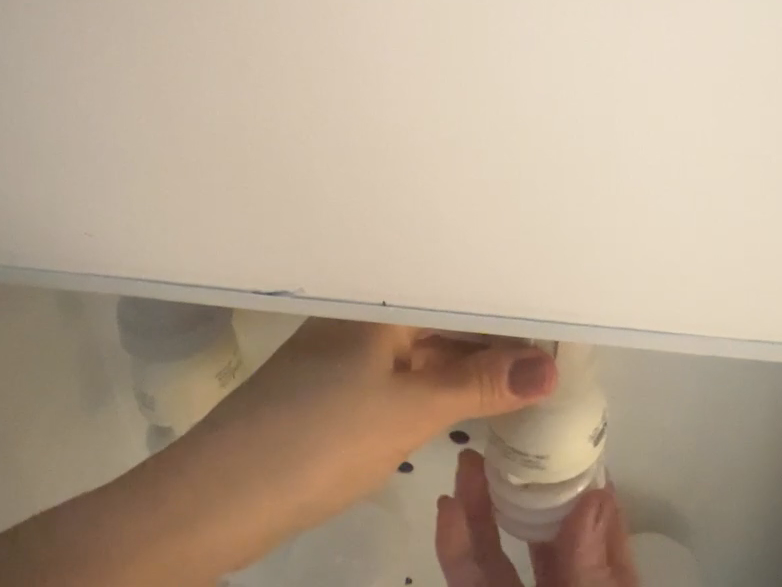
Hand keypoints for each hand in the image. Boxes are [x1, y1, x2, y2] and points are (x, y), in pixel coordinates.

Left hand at [159, 320, 557, 574]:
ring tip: (532, 366)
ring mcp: (353, 347)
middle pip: (447, 312)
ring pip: (429, 342)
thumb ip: (483, 385)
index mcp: (383, 299)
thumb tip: (552, 368)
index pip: (461, 286)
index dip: (512, 301)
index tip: (562, 313)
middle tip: (558, 344)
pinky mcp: (344, 382)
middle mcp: (369, 311)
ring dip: (473, 358)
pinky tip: (474, 390)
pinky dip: (444, 379)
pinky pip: (409, 368)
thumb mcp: (411, 410)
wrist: (219, 495)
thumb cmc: (319, 437)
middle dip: (498, 332)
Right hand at [437, 449, 639, 586]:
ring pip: (500, 547)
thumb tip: (595, 493)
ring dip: (481, 502)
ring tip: (467, 458)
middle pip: (544, 525)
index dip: (584, 476)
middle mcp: (565, 581)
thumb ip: (593, 563)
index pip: (600, 521)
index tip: (563, 429)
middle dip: (523, 480)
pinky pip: (470, 576)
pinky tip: (447, 506)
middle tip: (506, 434)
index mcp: (605, 579)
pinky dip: (456, 544)